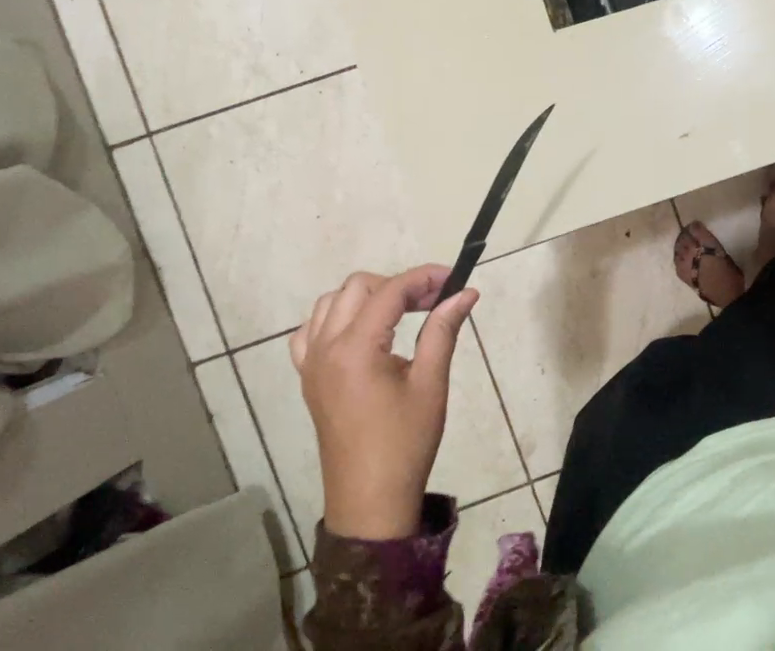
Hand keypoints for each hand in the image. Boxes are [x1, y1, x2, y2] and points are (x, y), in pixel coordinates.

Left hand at [289, 265, 477, 540]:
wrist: (370, 496)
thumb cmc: (406, 441)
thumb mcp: (430, 383)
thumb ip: (443, 330)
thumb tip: (465, 292)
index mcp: (356, 349)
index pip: (390, 291)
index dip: (425, 278)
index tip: (456, 279)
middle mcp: (325, 348)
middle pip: (357, 287)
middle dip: (398, 284)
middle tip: (435, 302)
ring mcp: (311, 363)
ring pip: (330, 303)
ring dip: (368, 298)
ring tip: (404, 315)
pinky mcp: (309, 378)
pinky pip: (311, 331)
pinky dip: (337, 319)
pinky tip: (365, 334)